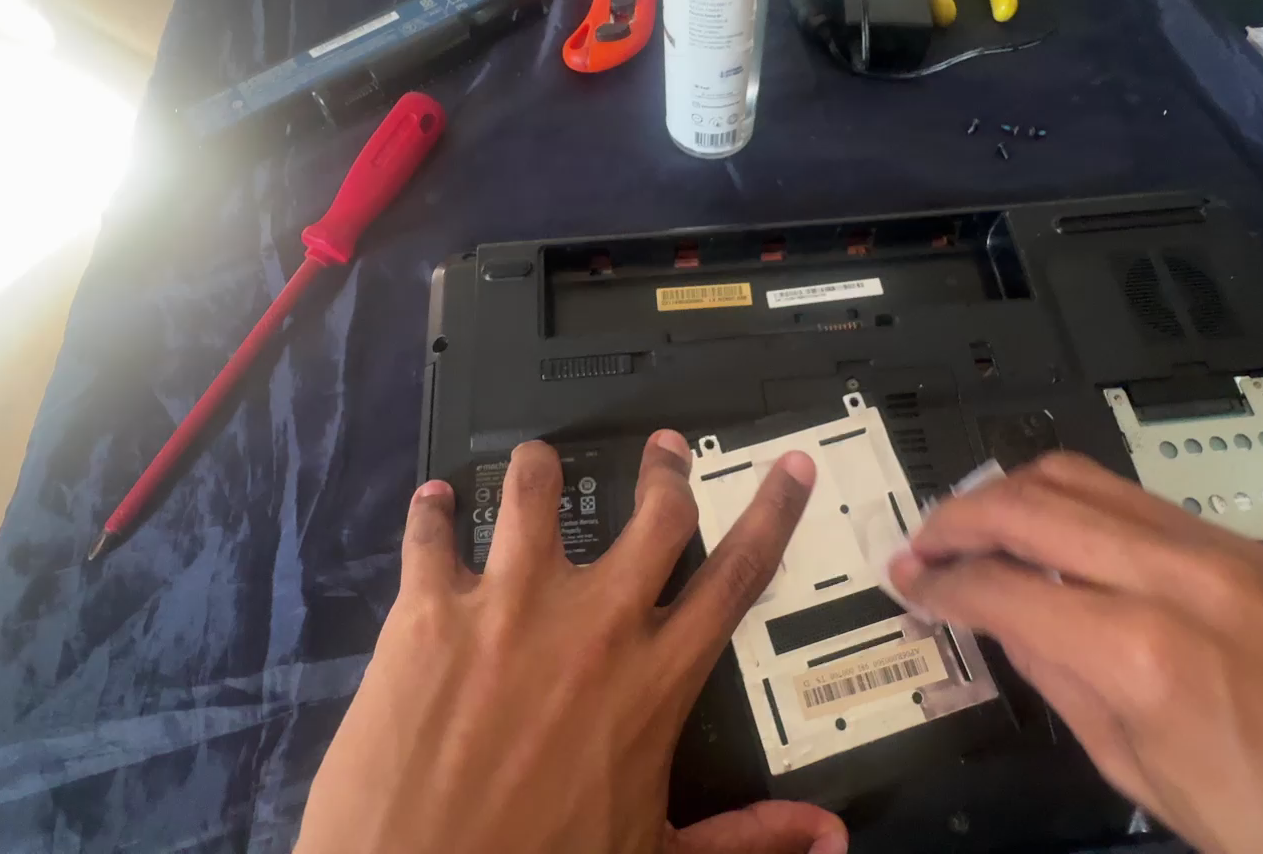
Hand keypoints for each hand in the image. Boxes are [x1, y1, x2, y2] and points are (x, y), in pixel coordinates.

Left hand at [299, 431, 847, 853]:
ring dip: (539, 468)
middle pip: (654, 513)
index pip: (737, 576)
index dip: (774, 512)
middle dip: (665, 469)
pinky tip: (435, 499)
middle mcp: (592, 622)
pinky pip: (431, 534)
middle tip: (664, 448)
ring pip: (534, 494)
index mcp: (654, 676)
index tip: (791, 466)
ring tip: (538, 461)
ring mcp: (509, 606)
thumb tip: (830, 838)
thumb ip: (748, 835)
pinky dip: (432, 510)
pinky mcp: (431, 611)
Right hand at [888, 451, 1262, 853]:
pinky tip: (1056, 534)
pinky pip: (1128, 496)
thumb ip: (1062, 684)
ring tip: (973, 525)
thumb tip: (1002, 619)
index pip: (1000, 585)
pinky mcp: (1245, 542)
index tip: (907, 584)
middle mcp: (1171, 575)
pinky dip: (1068, 501)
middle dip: (952, 519)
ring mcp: (1214, 546)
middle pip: (1025, 503)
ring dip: (1005, 493)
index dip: (938, 581)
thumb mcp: (1154, 780)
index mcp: (1140, 655)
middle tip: (919, 546)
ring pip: (1073, 475)